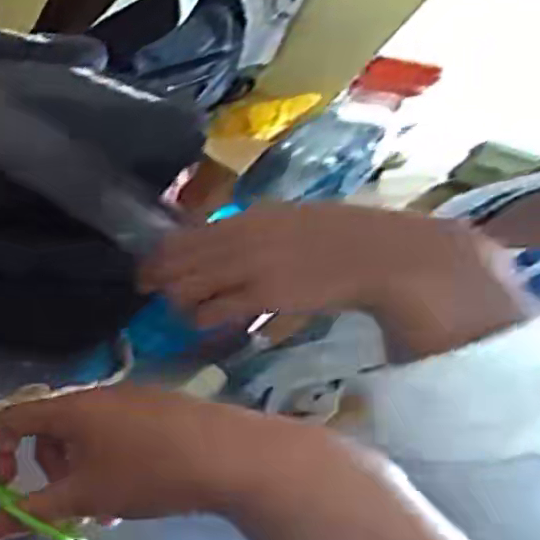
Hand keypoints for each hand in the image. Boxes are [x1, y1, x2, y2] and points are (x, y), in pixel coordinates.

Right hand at [0, 385, 336, 539]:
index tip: (8, 485)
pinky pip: (119, 430)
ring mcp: (136, 399)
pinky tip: (139, 488)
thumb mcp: (80, 500)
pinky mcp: (168, 408)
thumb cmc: (150, 475)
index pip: (8, 420)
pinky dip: (111, 459)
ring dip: (80, 469)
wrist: (251, 460)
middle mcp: (98, 396)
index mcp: (68, 410)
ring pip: (85, 433)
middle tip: (66, 500)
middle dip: (47, 469)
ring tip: (106, 504)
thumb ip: (23, 515)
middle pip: (47, 430)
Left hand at [141, 204, 525, 358]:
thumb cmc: (340, 241)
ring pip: (184, 288)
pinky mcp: (261, 294)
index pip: (181, 237)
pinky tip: (207, 321)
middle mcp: (244, 238)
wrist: (393, 256)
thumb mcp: (288, 221)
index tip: (146, 271)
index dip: (156, 258)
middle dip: (156, 280)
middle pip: (174, 263)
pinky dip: (199, 319)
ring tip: (185, 308)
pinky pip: (208, 312)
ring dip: (177, 302)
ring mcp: (251, 266)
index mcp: (250, 217)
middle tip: (152, 292)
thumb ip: (245, 230)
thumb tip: (199, 241)